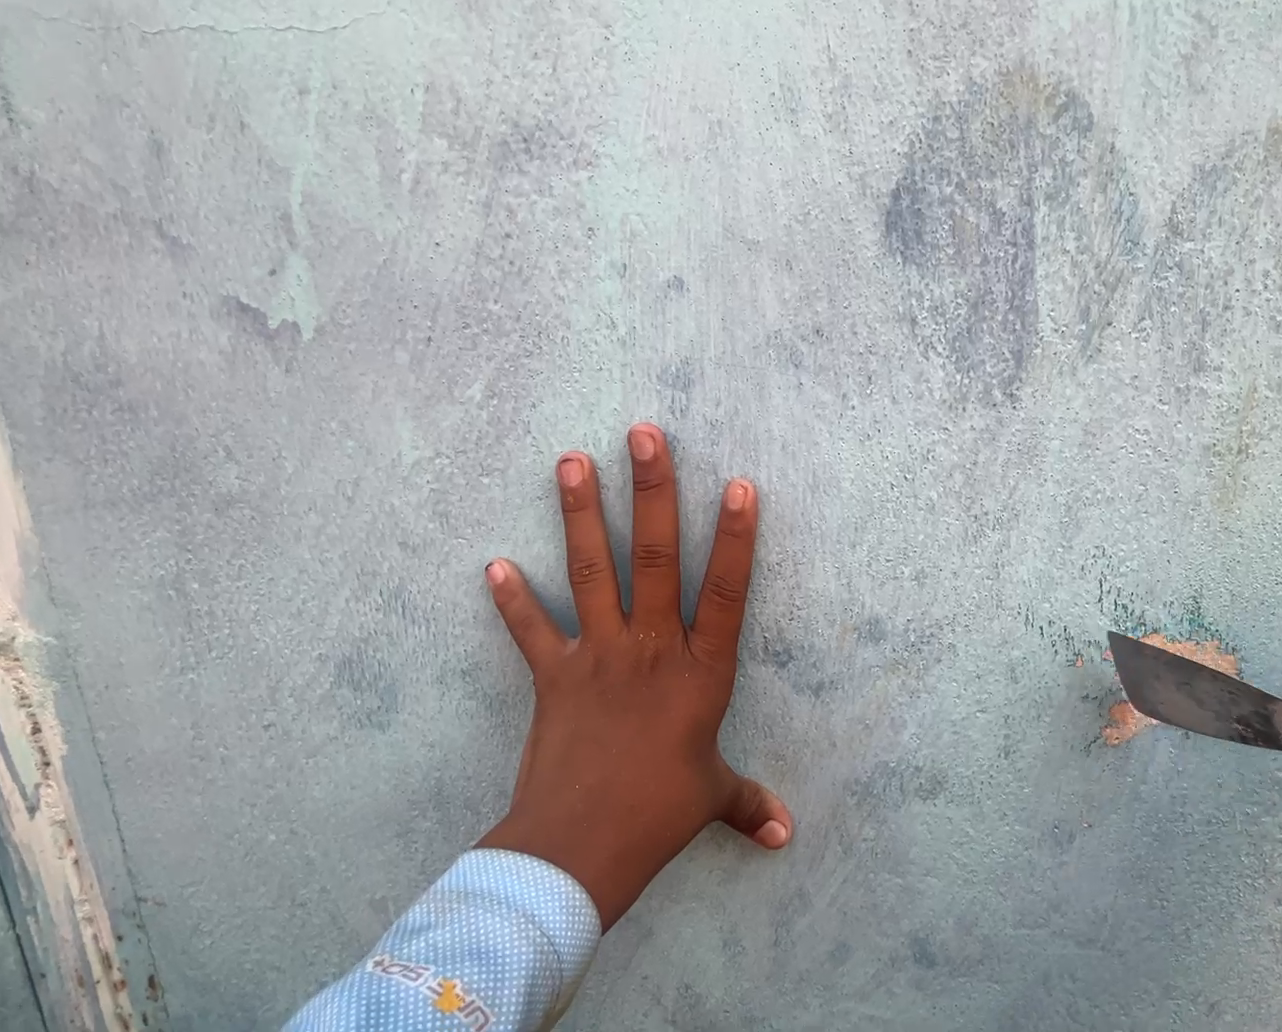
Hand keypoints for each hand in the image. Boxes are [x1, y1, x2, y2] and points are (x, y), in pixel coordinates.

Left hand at [475, 422, 792, 928]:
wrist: (579, 847)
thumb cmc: (659, 814)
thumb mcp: (714, 797)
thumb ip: (750, 802)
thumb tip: (787, 834)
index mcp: (702, 671)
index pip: (729, 591)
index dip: (737, 537)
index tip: (739, 483)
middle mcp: (652, 648)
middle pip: (657, 558)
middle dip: (654, 492)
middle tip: (644, 434)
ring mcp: (599, 657)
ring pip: (593, 572)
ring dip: (582, 515)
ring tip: (573, 460)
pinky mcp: (553, 677)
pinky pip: (532, 631)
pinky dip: (514, 600)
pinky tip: (494, 564)